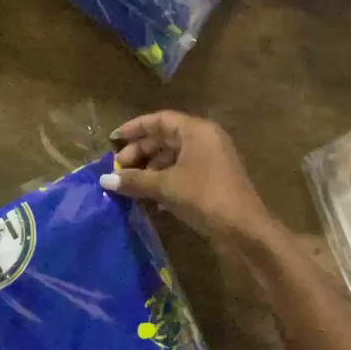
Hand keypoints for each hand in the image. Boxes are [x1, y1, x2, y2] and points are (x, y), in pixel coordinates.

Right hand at [100, 112, 279, 247]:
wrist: (245, 229)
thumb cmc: (204, 197)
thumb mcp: (166, 186)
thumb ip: (135, 180)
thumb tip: (105, 179)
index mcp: (197, 130)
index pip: (160, 120)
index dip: (135, 128)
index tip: (113, 139)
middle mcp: (206, 139)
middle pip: (166, 138)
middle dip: (141, 152)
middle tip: (120, 169)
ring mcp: (212, 160)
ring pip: (174, 157)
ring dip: (151, 170)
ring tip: (131, 186)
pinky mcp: (214, 180)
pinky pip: (184, 172)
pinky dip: (166, 182)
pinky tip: (151, 201)